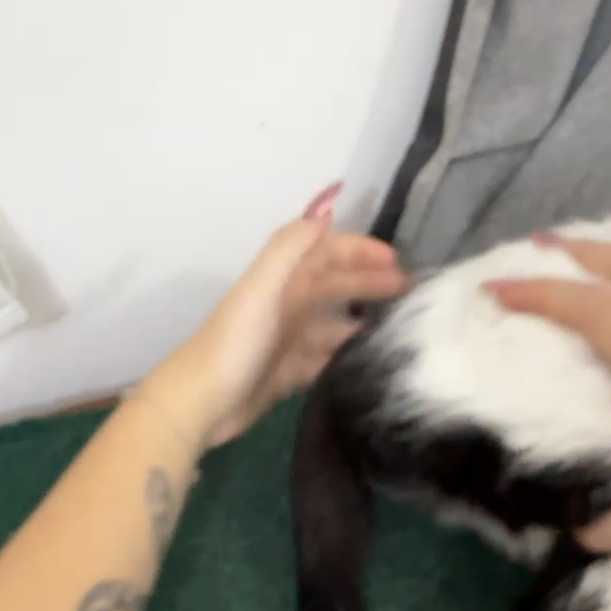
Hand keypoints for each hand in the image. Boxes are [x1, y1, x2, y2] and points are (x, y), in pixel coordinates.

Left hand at [149, 183, 406, 447]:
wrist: (202, 402)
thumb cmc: (235, 342)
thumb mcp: (261, 288)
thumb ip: (290, 248)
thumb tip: (326, 209)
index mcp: (280, 280)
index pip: (325, 252)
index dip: (358, 251)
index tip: (396, 260)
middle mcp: (284, 305)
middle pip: (332, 285)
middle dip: (368, 282)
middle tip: (408, 291)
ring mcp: (286, 340)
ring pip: (331, 323)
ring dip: (361, 321)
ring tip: (397, 328)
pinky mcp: (286, 374)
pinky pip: (323, 359)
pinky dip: (343, 356)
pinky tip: (367, 361)